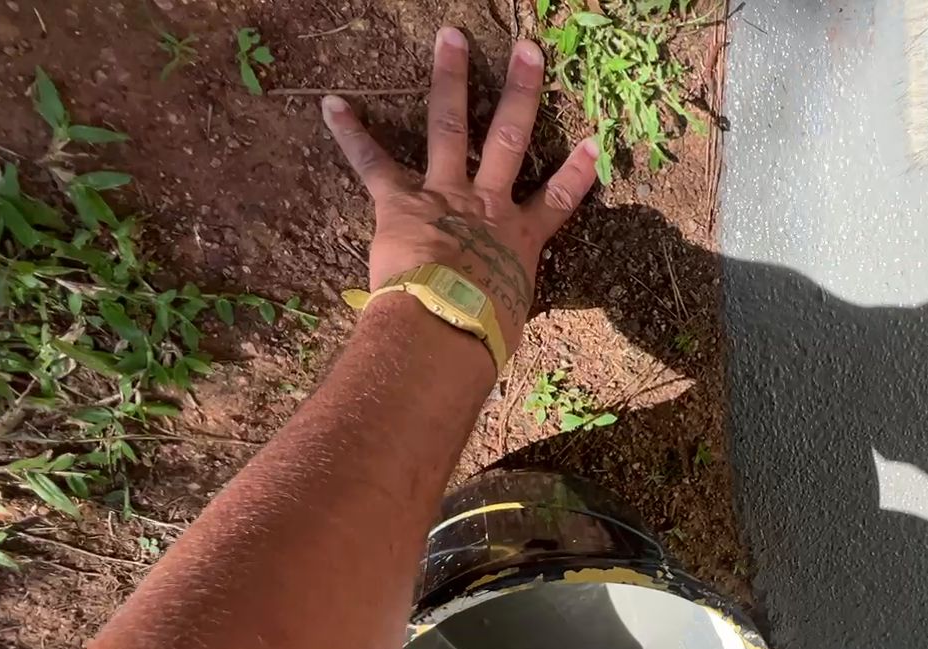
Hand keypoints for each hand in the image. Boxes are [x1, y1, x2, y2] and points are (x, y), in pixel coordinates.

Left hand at [322, 30, 598, 356]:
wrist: (447, 325)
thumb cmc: (487, 332)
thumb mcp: (509, 316)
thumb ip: (505, 299)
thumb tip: (496, 320)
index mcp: (520, 239)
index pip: (559, 199)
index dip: (579, 171)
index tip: (594, 141)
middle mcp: (489, 206)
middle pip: (510, 141)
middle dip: (521, 94)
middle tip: (527, 50)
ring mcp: (446, 197)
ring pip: (451, 128)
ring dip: (451, 80)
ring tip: (451, 37)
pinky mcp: (401, 202)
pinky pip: (373, 164)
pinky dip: (352, 135)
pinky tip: (333, 105)